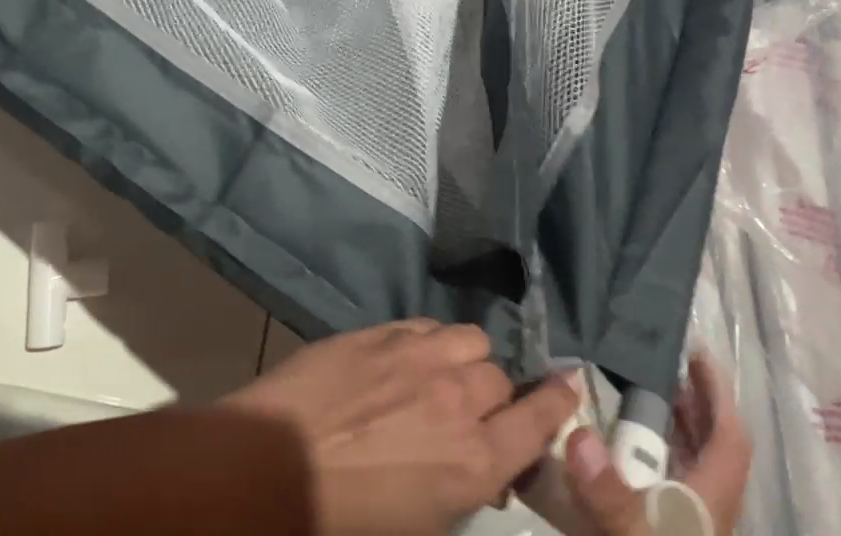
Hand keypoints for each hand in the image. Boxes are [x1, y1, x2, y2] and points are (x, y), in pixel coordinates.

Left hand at [218, 319, 579, 534]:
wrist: (274, 465)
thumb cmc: (347, 515)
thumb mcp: (424, 522)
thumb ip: (465, 484)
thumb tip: (482, 463)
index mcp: (475, 459)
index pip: (539, 418)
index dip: (557, 401)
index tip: (566, 387)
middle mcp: (458, 400)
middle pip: (500, 377)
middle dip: (491, 394)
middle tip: (467, 410)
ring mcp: (418, 358)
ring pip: (469, 339)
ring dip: (463, 358)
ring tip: (441, 373)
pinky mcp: (381, 333)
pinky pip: (425, 325)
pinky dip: (428, 341)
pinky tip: (407, 356)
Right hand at [560, 353, 751, 534]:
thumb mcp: (629, 534)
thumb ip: (607, 491)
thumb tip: (581, 435)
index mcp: (712, 497)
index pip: (729, 436)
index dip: (717, 391)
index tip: (694, 353)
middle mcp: (707, 506)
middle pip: (711, 445)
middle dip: (690, 403)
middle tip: (656, 367)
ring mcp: (688, 520)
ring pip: (691, 466)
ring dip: (672, 429)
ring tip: (638, 397)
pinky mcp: (666, 527)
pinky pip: (668, 483)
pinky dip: (652, 459)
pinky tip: (620, 452)